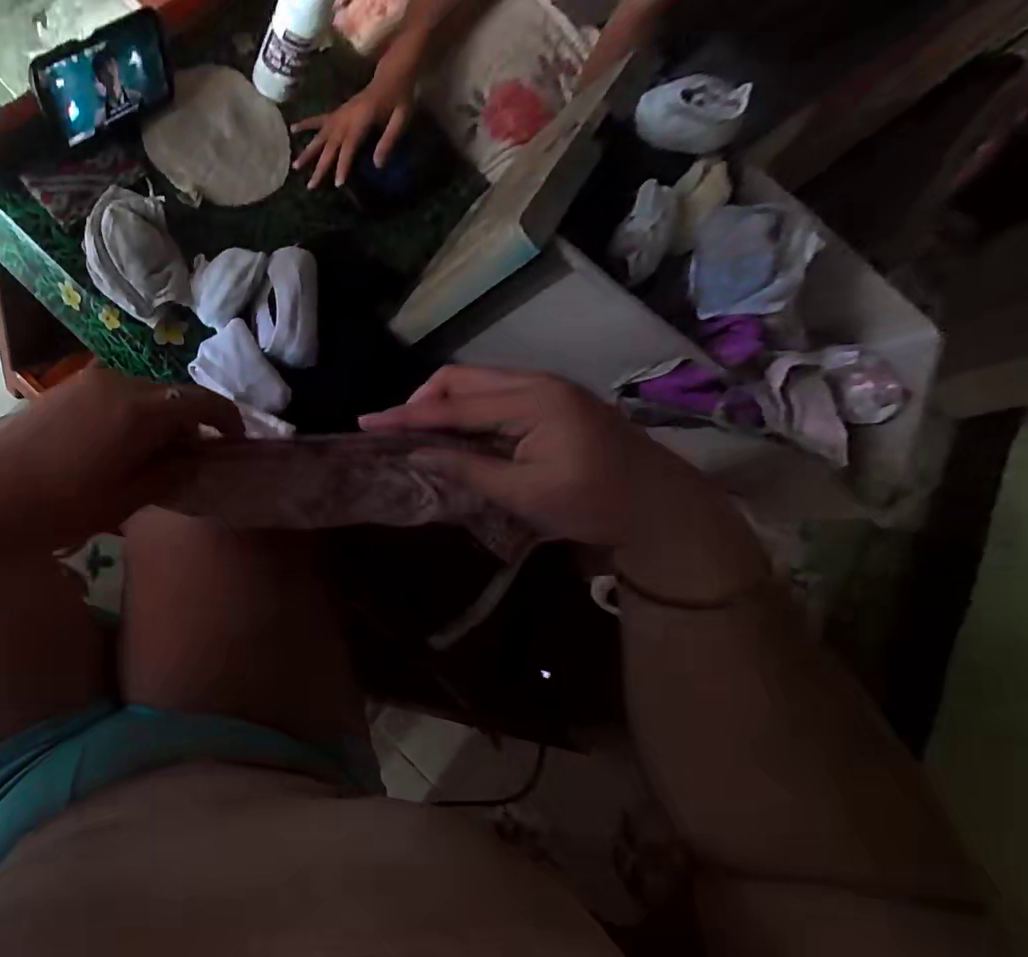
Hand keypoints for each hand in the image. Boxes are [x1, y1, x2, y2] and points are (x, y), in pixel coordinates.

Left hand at [0, 368, 242, 576]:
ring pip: (145, 395)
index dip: (227, 421)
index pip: (202, 402)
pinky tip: (122, 448)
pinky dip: (134, 416)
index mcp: (140, 410)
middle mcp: (119, 382)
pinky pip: (118, 395)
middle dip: (192, 424)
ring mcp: (89, 381)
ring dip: (161, 421)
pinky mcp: (66, 389)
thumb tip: (197, 453)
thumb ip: (171, 470)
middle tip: (194, 460)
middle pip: (173, 395)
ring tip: (157, 459)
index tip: (235, 443)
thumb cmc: (58, 505)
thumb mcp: (125, 498)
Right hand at [292, 46, 418, 188]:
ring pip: (321, 136)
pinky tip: (292, 129)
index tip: (337, 183)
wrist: (393, 72)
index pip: (350, 146)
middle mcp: (346, 117)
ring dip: (308, 151)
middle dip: (320, 167)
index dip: (343, 165)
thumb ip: (389, 140)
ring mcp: (340, 114)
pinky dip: (305, 124)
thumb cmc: (400, 96)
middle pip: (331, 146)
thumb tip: (377, 165)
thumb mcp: (402, 117)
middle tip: (310, 186)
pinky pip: (319, 119)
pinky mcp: (337, 112)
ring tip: (296, 166)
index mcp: (362, 119)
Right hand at [359, 366, 767, 600]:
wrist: (661, 507)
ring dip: (445, 401)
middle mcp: (539, 382)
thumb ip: (466, 468)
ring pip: (480, 382)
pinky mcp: (554, 400)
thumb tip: (416, 453)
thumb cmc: (593, 504)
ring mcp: (549, 388)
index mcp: (534, 402)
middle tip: (394, 429)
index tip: (367, 422)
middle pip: (464, 377)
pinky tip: (457, 430)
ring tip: (419, 431)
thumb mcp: (524, 494)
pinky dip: (469, 407)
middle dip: (423, 399)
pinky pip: (498, 393)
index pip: (455, 405)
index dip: (407, 416)